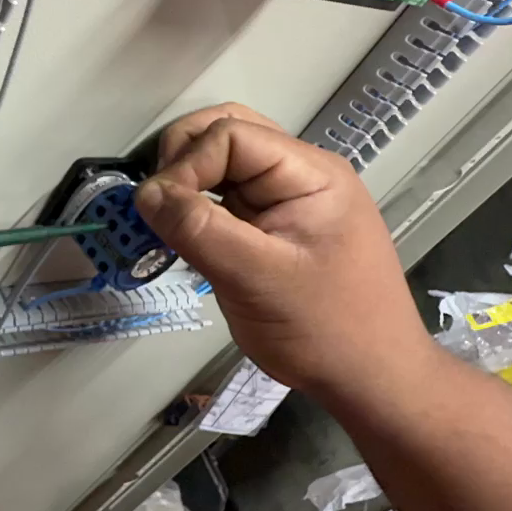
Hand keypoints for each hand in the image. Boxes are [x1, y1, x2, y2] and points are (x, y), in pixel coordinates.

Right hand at [133, 104, 433, 391]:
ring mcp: (279, 199)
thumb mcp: (256, 278)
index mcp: (309, 174)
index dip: (186, 164)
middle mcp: (295, 174)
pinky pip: (218, 195)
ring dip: (182, 182)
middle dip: (179, 160)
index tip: (160, 212)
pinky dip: (189, 206)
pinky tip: (178, 234)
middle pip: (223, 132)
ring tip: (165, 219)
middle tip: (158, 205)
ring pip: (216, 161)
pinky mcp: (263, 224)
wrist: (368, 378)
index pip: (229, 135)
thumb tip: (144, 193)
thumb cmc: (325, 328)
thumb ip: (199, 230)